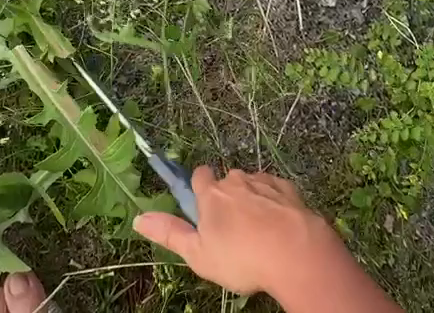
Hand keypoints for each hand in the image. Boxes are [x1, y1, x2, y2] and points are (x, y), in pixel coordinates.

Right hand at [133, 166, 351, 296]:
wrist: (294, 250)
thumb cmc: (240, 257)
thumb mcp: (198, 254)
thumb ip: (170, 234)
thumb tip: (139, 218)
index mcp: (211, 194)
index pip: (200, 176)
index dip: (200, 189)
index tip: (204, 209)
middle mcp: (236, 180)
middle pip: (228, 181)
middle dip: (228, 198)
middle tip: (232, 230)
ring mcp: (263, 182)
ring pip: (252, 185)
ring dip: (252, 201)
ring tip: (258, 232)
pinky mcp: (287, 188)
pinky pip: (275, 191)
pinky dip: (274, 203)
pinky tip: (278, 226)